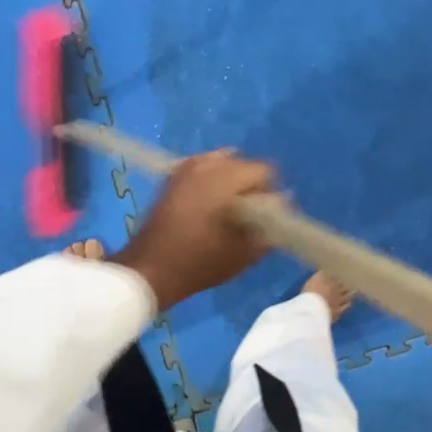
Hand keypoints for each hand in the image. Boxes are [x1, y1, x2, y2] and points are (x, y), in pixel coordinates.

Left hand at [111, 149, 275, 310]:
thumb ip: (270, 228)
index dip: (269, 192)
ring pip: (221, 163)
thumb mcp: (244, 253)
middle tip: (246, 215)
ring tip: (225, 209)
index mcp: (225, 180)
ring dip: (229, 181)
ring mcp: (184, 168)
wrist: (150, 268)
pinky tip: (207, 204)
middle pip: (242, 163)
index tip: (265, 216)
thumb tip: (281, 206)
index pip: (263, 170)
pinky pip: (200, 168)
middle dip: (249, 185)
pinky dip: (210, 180)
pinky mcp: (171, 177)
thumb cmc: (199, 263)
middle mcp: (206, 165)